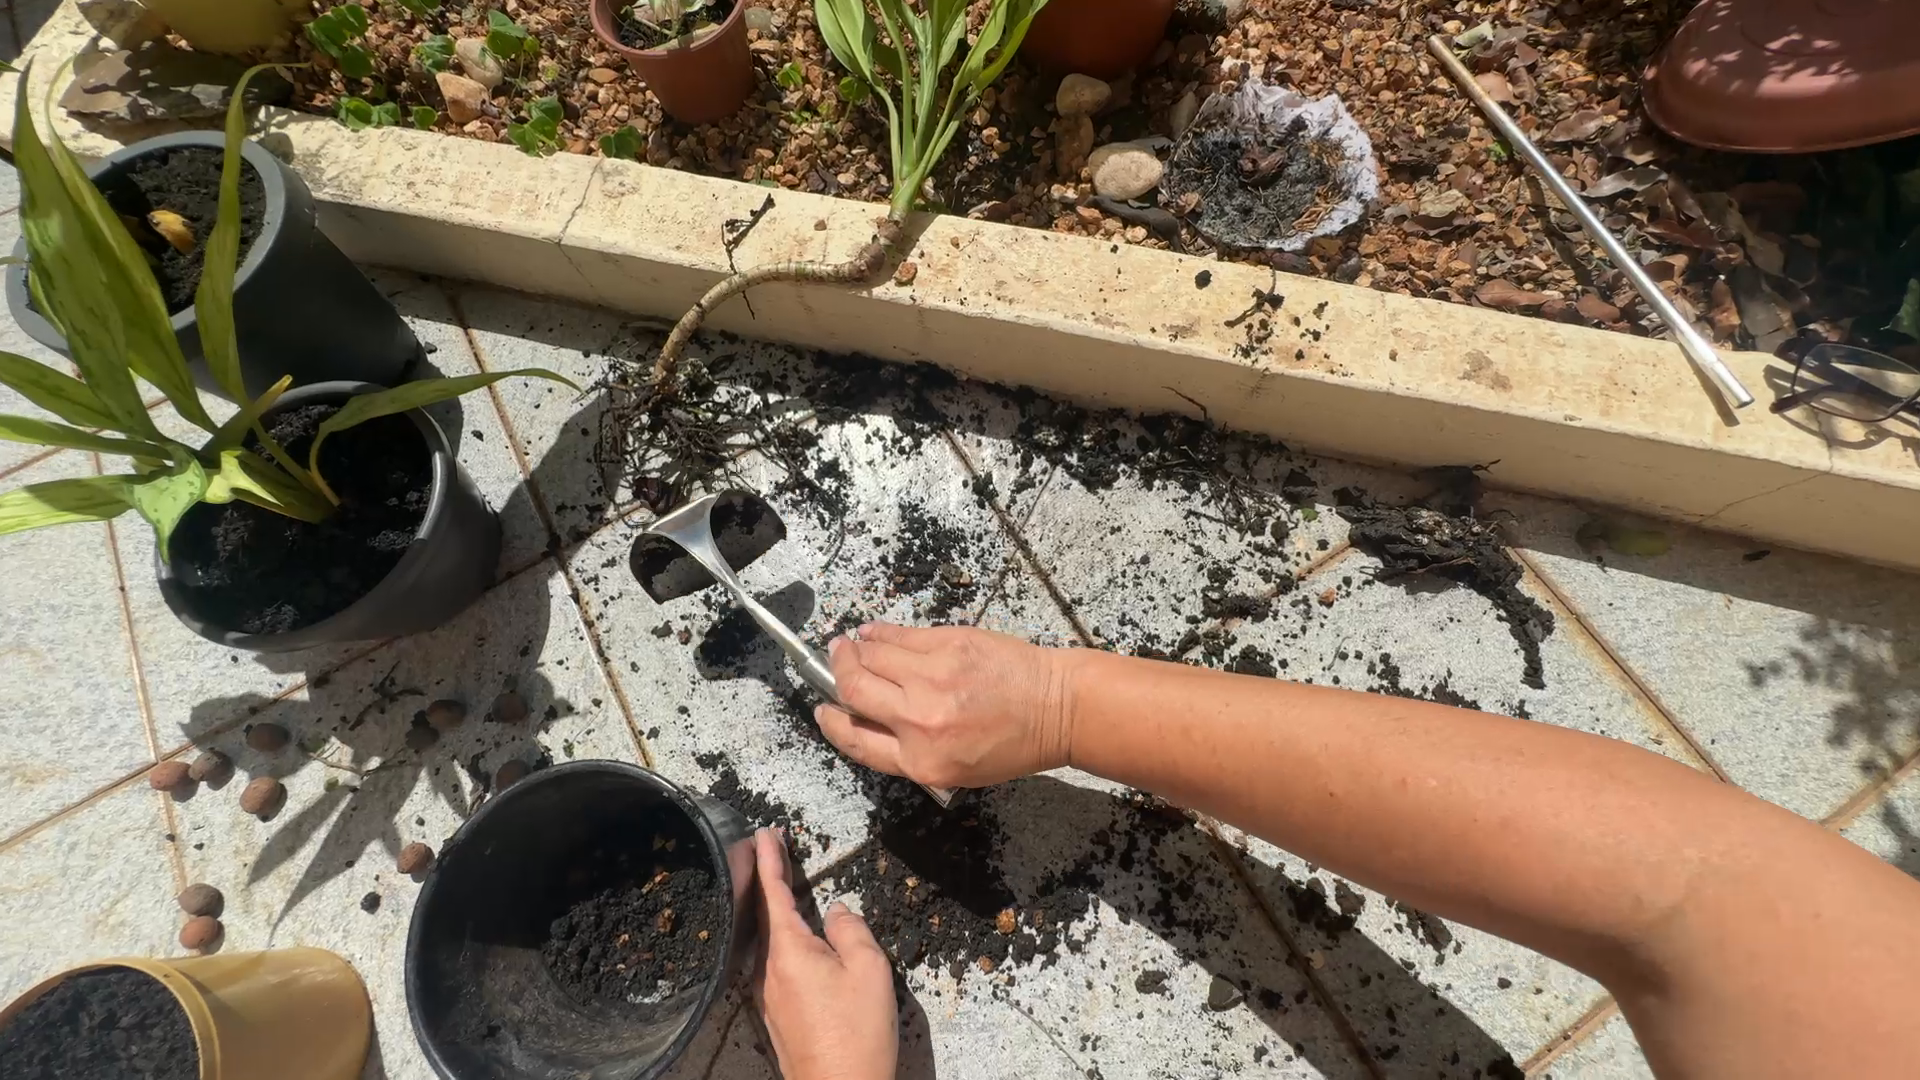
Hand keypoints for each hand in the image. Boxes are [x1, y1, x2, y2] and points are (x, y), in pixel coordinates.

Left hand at [751, 829, 897, 1079]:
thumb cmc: (857, 1029)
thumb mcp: (868, 968)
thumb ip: (852, 929)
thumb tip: (837, 911)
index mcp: (788, 950)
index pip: (772, 892)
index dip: (768, 859)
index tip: (764, 832)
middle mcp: (768, 968)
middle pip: (763, 911)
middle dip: (766, 875)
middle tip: (769, 843)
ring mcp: (767, 993)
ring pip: (767, 935)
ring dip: (772, 902)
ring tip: (780, 875)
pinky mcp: (776, 1011)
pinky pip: (773, 956)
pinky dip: (779, 929)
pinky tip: (791, 926)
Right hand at [813, 623, 1077, 789]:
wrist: (1056, 708)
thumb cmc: (1011, 745)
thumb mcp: (955, 770)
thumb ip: (908, 750)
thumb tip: (870, 717)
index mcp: (921, 761)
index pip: (854, 739)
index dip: (831, 722)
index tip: (823, 708)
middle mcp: (920, 720)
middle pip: (854, 690)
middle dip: (836, 672)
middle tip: (833, 660)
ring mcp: (933, 677)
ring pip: (871, 655)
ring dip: (853, 648)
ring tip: (849, 644)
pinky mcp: (949, 643)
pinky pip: (899, 635)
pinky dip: (879, 632)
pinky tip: (872, 632)